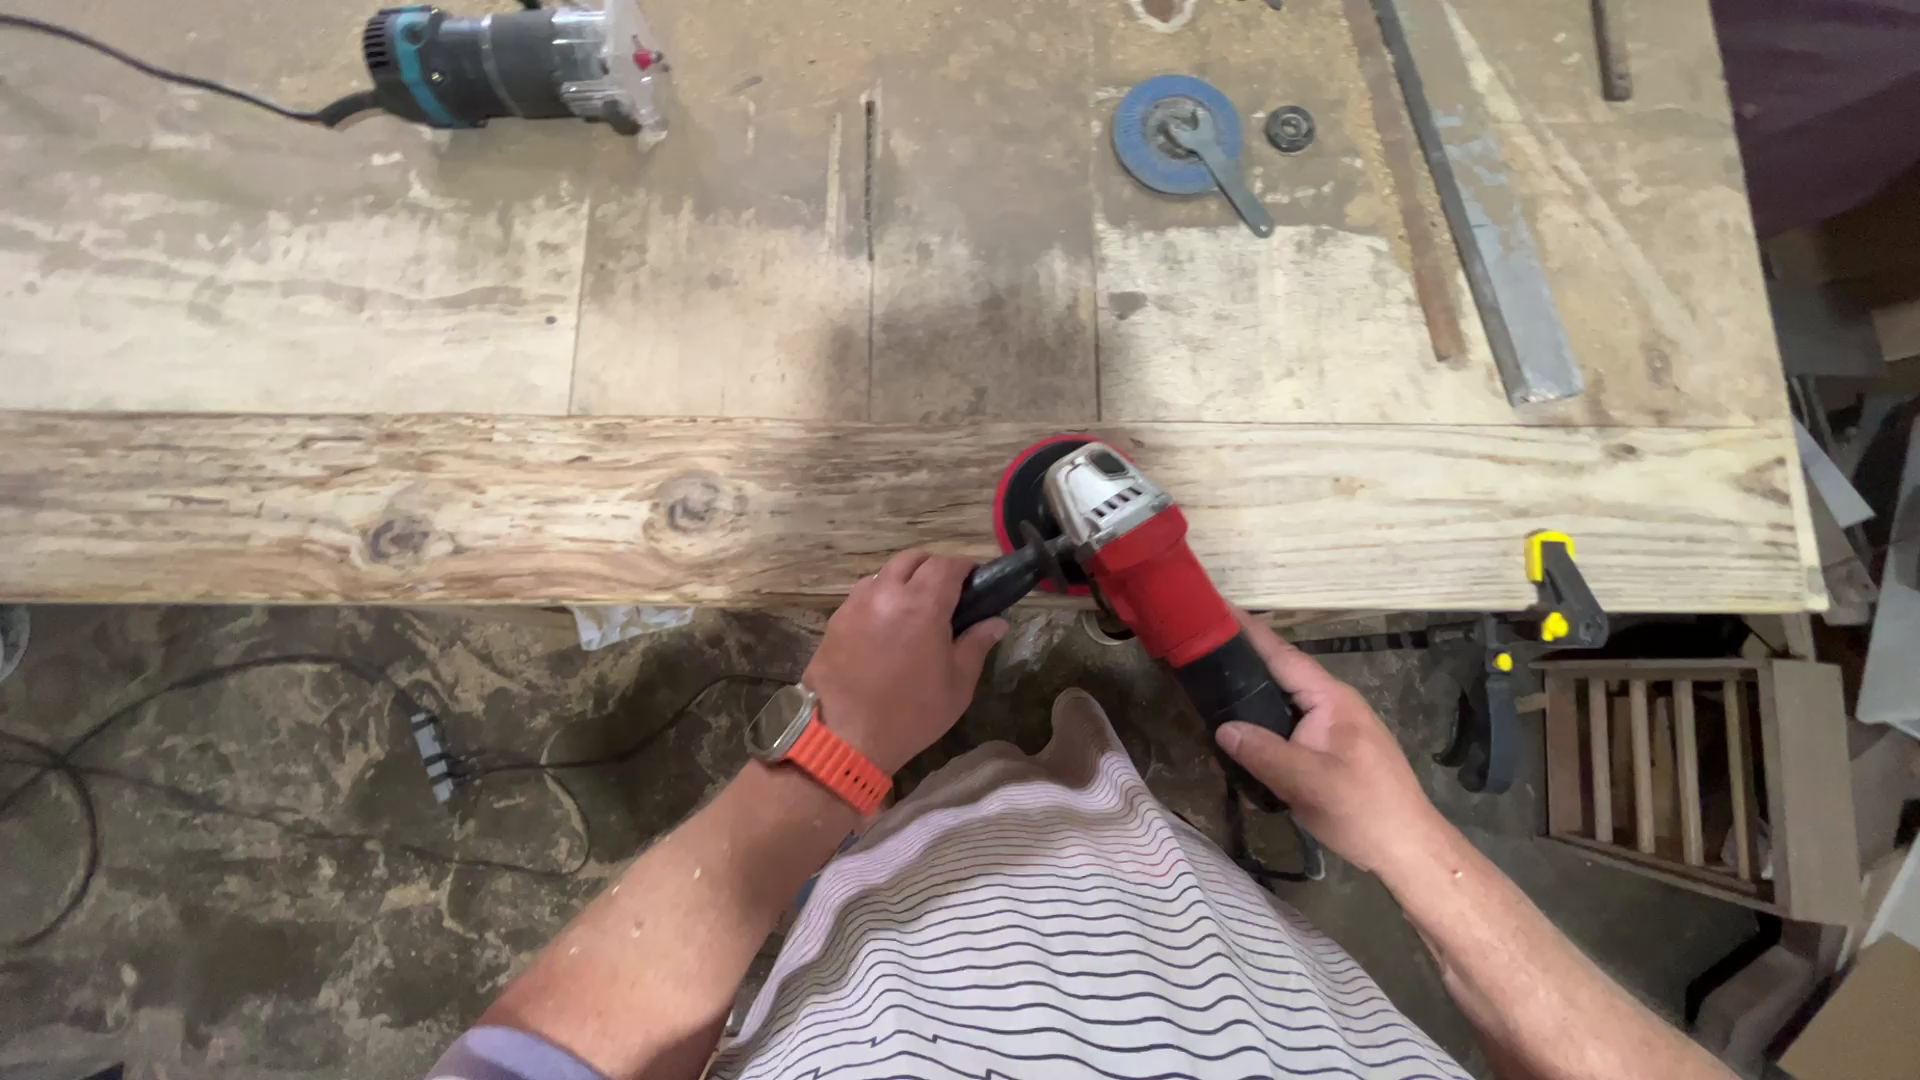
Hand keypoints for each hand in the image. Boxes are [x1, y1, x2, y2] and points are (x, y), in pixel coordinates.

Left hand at [803, 550, 1008, 773]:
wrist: (842, 737)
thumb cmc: (909, 713)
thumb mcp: (957, 684)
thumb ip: (976, 645)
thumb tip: (996, 622)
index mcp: (922, 604)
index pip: (947, 564)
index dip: (966, 567)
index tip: (977, 580)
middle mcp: (887, 592)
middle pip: (914, 559)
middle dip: (935, 567)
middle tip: (949, 593)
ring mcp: (857, 603)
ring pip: (886, 572)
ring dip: (905, 579)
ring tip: (915, 607)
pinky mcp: (836, 619)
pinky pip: (864, 593)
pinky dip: (881, 596)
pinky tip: (887, 624)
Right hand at [1213, 612, 1447, 873]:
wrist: (1410, 851)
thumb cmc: (1364, 810)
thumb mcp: (1308, 782)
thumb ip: (1263, 752)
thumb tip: (1221, 728)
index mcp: (1330, 699)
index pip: (1282, 654)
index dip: (1249, 631)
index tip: (1215, 609)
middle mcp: (1331, 703)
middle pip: (1279, 671)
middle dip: (1242, 657)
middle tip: (1197, 648)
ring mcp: (1331, 725)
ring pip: (1282, 698)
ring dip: (1250, 691)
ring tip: (1208, 682)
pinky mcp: (1328, 747)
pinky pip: (1286, 721)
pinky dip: (1260, 717)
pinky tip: (1239, 727)